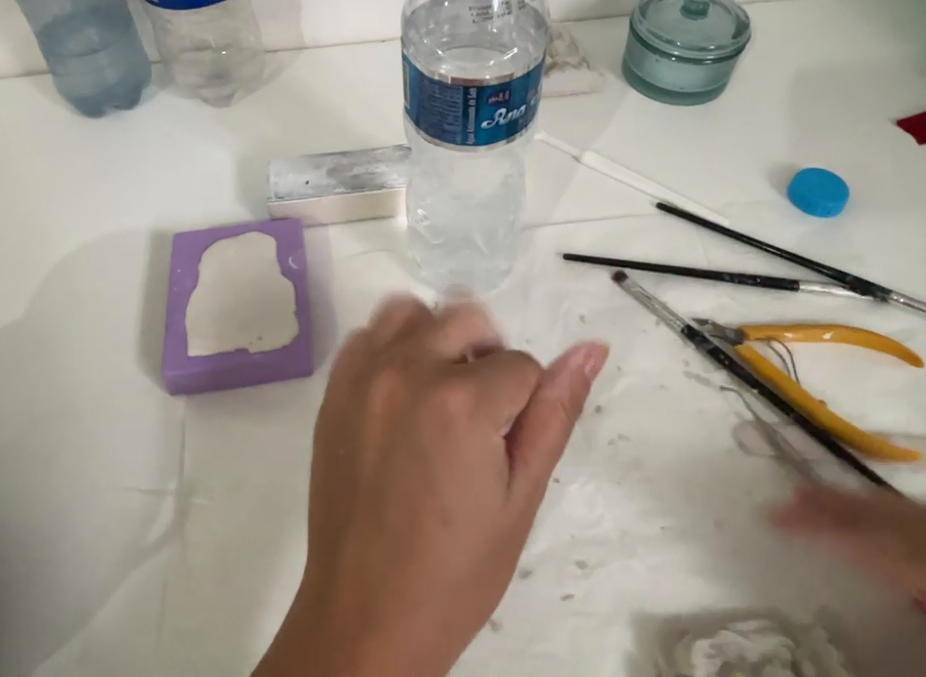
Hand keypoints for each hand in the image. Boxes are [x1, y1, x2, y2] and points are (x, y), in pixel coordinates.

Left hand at [253, 294, 608, 676]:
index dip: (526, 402)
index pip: (520, 363)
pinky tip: (405, 398)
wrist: (366, 612)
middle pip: (468, 319)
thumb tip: (591, 348)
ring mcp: (362, 377)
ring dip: (438, 340)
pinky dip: (393, 349)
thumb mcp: (521, 497)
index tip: (505, 446)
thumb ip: (555, 413)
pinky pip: (369, 335)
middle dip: (488, 358)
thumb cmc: (456, 570)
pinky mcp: (334, 390)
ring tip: (443, 396)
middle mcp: (406, 371)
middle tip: (485, 416)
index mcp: (461, 403)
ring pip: (413, 312)